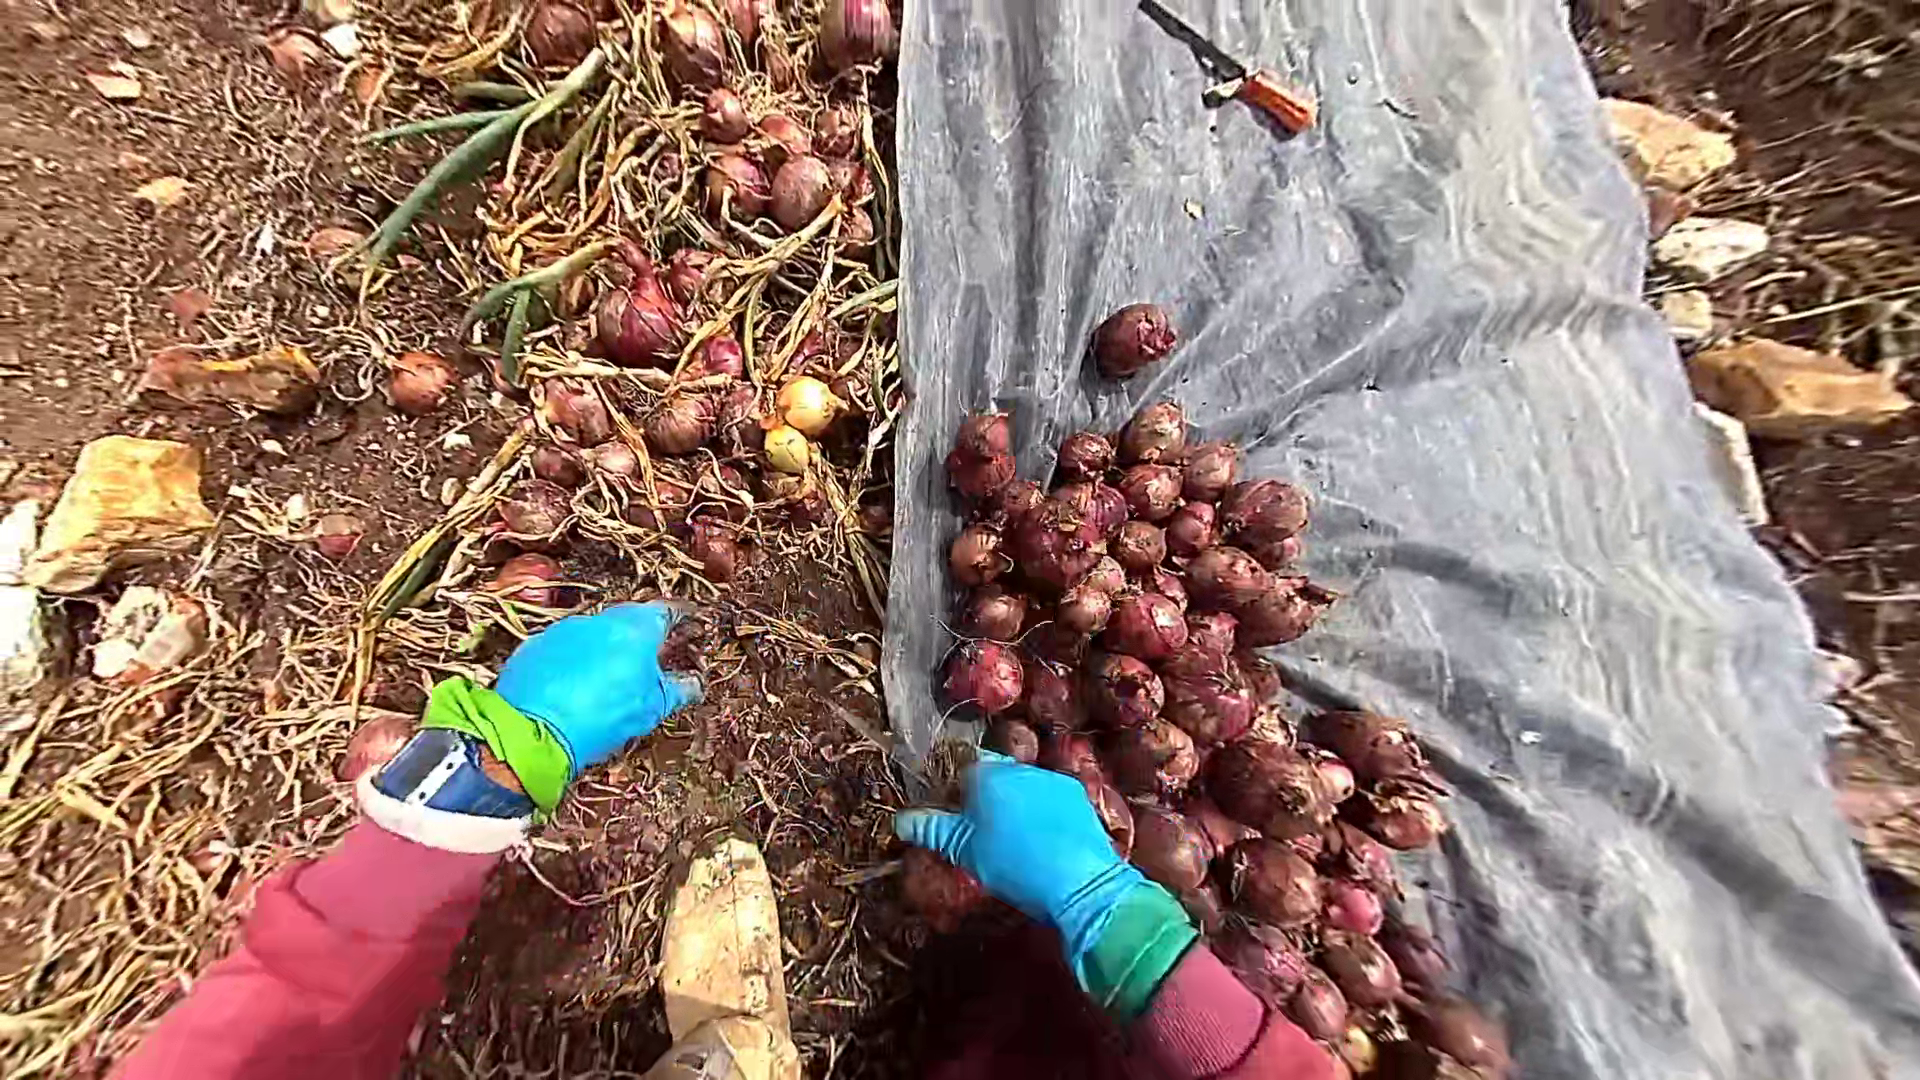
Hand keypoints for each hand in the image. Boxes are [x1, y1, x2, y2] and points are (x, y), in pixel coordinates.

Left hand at [494, 602, 702, 774]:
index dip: (682, 617)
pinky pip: (566, 646)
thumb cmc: (603, 716)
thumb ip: (681, 688)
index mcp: (637, 628)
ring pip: (598, 630)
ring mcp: (565, 630)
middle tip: (654, 654)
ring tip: (612, 675)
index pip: (668, 610)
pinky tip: (579, 683)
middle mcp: (602, 620)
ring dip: (610, 646)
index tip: (689, 623)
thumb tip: (694, 684)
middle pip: (632, 617)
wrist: (530, 735)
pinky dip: (577, 658)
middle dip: (645, 634)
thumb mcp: (654, 706)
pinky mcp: (535, 646)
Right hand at [893, 759, 1143, 957]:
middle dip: (986, 794)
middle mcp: (1018, 767)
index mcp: (988, 775)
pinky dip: (1041, 807)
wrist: (1079, 880)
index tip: (958, 815)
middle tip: (984, 828)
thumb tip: (900, 820)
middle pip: (993, 772)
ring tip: (1015, 836)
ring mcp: (1048, 777)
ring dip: (1014, 799)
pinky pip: (1047, 792)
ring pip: (1021, 781)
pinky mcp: (1072, 791)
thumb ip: (934, 829)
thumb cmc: (1015, 865)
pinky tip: (1043, 835)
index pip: (962, 768)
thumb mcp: (967, 851)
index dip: (957, 791)